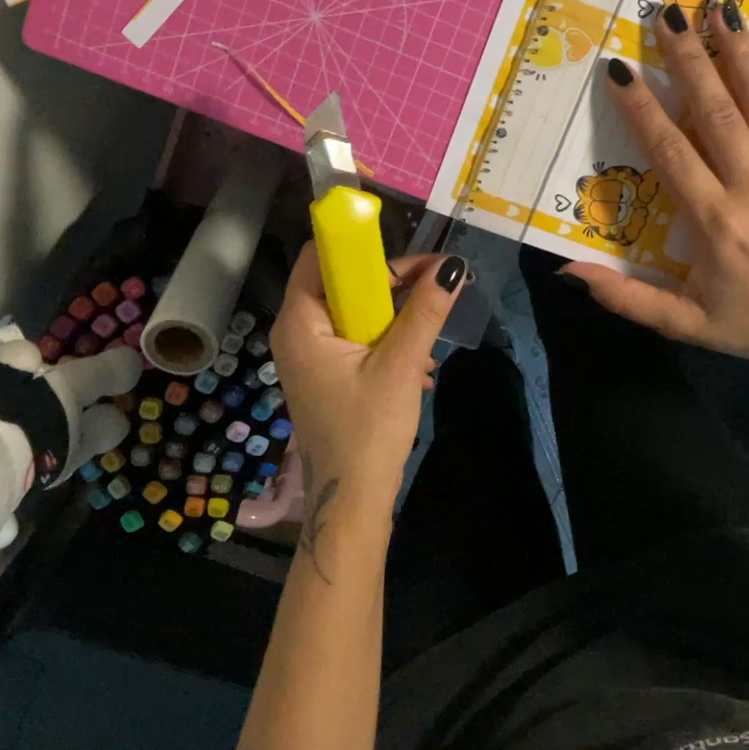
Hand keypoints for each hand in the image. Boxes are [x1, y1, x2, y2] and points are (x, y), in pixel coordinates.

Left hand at [271, 245, 465, 496]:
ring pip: (353, 313)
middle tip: (433, 287)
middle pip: (341, 283)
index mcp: (300, 323)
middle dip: (389, 285)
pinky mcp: (325, 375)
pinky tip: (418, 365)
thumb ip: (425, 311)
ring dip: (394, 317)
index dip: (361, 246)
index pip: (320, 257)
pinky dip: (386, 342)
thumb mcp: (402, 366)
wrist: (351, 503)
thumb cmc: (369, 431)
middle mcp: (296, 333)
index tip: (406, 248)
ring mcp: (309, 356)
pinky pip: (355, 339)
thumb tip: (452, 267)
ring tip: (429, 333)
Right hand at [563, 1, 748, 387]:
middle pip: (716, 112)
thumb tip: (566, 271)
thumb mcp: (682, 323)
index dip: (642, 108)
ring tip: (721, 9)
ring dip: (740, 54)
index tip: (620, 69)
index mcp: (715, 222)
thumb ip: (625, 297)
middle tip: (668, 13)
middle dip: (689, 60)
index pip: (670, 151)